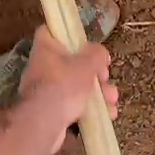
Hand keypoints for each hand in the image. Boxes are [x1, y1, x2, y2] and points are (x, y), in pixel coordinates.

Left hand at [7, 25, 117, 154]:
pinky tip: (107, 114)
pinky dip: (91, 108)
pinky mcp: (53, 109)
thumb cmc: (63, 85)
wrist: (43, 123)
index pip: (52, 30)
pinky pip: (75, 103)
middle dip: (96, 73)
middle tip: (105, 79)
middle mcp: (43, 65)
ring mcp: (47, 88)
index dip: (70, 34)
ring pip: (78, 85)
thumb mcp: (86, 64)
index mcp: (46, 47)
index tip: (87, 43)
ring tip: (111, 101)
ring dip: (98, 92)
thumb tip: (100, 53)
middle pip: (73, 61)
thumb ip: (97, 54)